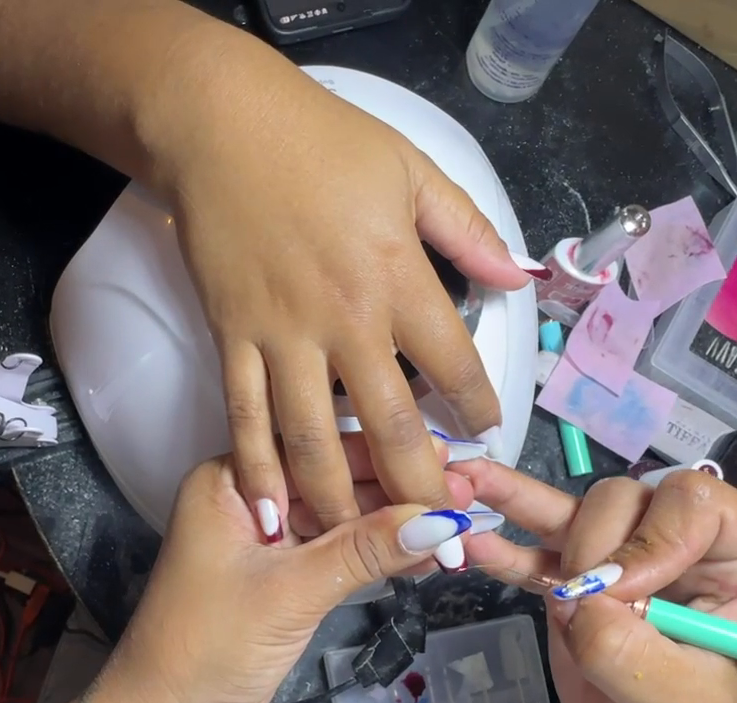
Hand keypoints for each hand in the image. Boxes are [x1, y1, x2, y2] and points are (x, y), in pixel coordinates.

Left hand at [105, 445, 489, 702]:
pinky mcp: (285, 572)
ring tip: (462, 518)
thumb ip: (364, 552)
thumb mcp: (290, 591)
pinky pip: (339, 551)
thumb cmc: (210, 642)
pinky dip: (379, 554)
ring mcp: (269, 536)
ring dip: (396, 524)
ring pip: (342, 516)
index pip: (316, 449)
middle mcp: (250, 496)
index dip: (384, 454)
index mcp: (231, 478)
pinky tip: (428, 550)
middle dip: (398, 490)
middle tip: (468, 489)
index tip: (446, 457)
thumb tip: (442, 520)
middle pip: (335, 480)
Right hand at [144, 45, 538, 544]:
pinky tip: (272, 513)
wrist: (220, 126)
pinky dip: (257, 469)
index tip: (485, 440)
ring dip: (337, 498)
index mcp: (396, 277)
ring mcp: (281, 337)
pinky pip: (245, 417)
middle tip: (435, 535)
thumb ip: (468, 230)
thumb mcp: (411, 169)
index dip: (476, 409)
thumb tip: (517, 279)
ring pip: (313, 437)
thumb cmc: (319, 142)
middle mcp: (343, 320)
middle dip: (417, 487)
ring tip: (356, 542)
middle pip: (389, 424)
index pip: (452, 363)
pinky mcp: (232, 342)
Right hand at [453, 461, 736, 702]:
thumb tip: (573, 603)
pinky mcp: (574, 574)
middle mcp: (679, 542)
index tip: (625, 593)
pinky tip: (470, 543)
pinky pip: (536, 548)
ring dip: (520, 499)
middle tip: (576, 604)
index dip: (653, 537)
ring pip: (575, 508)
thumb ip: (629, 654)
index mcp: (736, 559)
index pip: (696, 505)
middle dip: (592, 544)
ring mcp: (621, 553)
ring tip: (466, 485)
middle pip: (625, 500)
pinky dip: (504, 547)